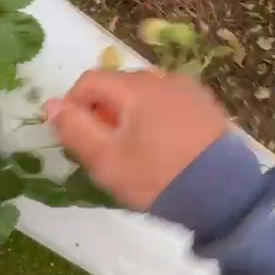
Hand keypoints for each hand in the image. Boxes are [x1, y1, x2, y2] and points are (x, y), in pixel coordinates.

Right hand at [45, 69, 229, 210]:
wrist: (223, 194)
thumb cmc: (156, 177)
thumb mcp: (105, 159)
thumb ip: (74, 129)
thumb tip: (50, 104)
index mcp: (135, 87)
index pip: (89, 81)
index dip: (72, 105)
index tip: (73, 136)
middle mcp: (162, 79)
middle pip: (117, 86)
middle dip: (101, 111)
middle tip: (101, 148)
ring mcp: (189, 91)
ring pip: (143, 96)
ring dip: (128, 116)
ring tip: (131, 151)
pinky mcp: (207, 108)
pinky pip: (168, 105)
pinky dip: (155, 119)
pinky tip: (160, 149)